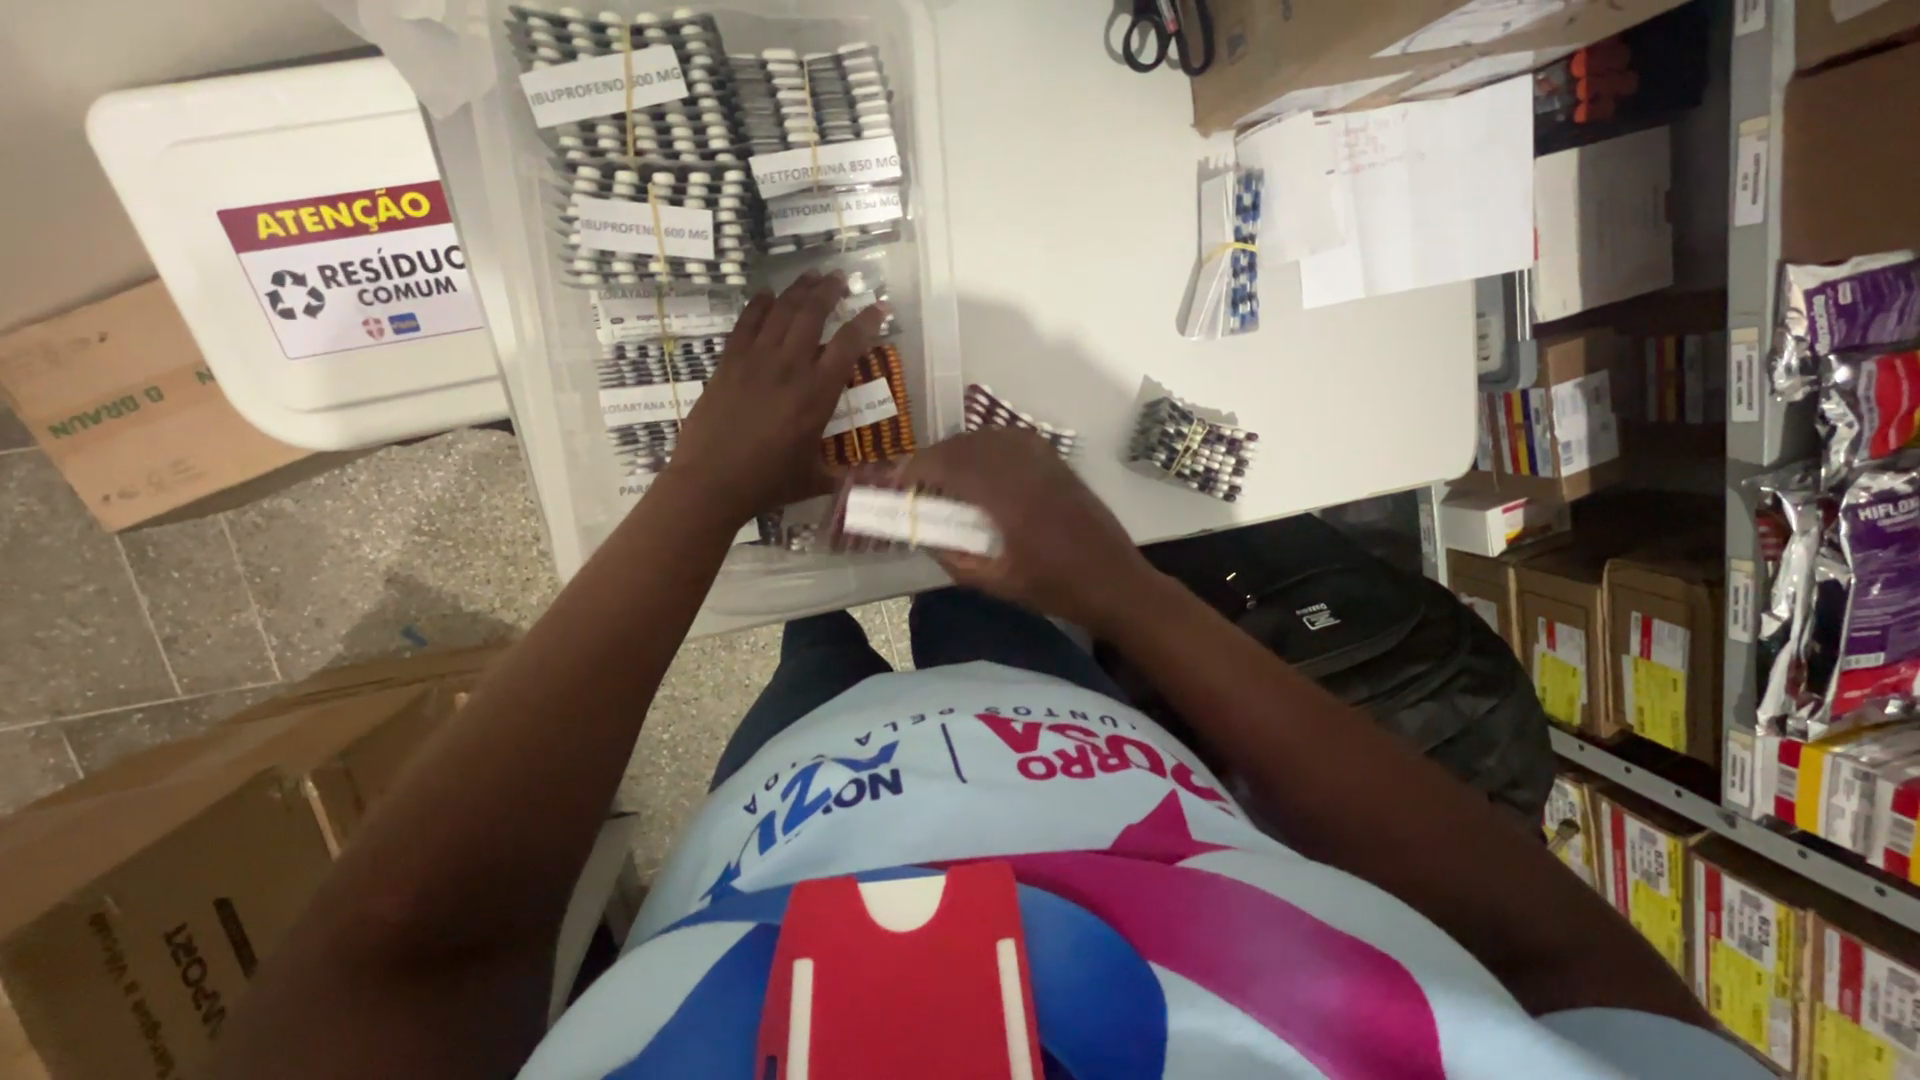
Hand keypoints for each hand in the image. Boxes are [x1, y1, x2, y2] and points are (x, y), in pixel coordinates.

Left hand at [663, 271, 887, 523]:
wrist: (711, 482)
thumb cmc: (767, 483)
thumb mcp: (814, 479)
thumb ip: (840, 474)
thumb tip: (866, 481)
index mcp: (817, 395)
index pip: (849, 345)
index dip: (867, 322)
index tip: (878, 307)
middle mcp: (790, 368)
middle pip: (813, 314)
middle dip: (830, 291)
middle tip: (840, 277)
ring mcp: (756, 361)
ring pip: (781, 311)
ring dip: (799, 289)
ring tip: (812, 275)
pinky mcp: (729, 363)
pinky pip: (746, 323)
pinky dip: (759, 304)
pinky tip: (767, 293)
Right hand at [900, 428, 1162, 633]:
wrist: (1116, 582)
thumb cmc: (1056, 589)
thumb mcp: (997, 584)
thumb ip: (956, 559)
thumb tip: (925, 535)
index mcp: (1009, 501)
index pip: (952, 466)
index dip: (919, 468)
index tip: (899, 481)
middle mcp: (1027, 470)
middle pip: (968, 445)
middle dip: (935, 457)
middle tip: (915, 480)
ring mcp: (1046, 462)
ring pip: (990, 436)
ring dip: (960, 448)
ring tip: (944, 473)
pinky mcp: (1058, 463)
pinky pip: (1014, 439)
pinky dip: (988, 445)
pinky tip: (981, 466)